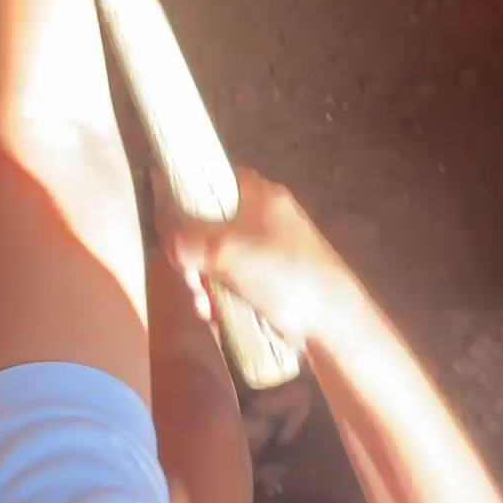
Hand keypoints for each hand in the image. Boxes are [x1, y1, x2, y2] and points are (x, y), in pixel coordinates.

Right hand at [160, 169, 363, 343]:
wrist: (335, 325)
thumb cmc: (283, 274)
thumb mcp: (225, 251)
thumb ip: (186, 242)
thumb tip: (169, 245)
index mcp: (258, 193)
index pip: (211, 177)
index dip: (184, 193)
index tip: (167, 221)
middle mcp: (262, 214)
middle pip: (207, 222)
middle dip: (191, 254)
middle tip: (189, 278)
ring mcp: (267, 247)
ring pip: (216, 255)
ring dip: (202, 280)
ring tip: (203, 306)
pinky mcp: (270, 278)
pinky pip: (231, 277)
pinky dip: (219, 294)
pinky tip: (214, 314)